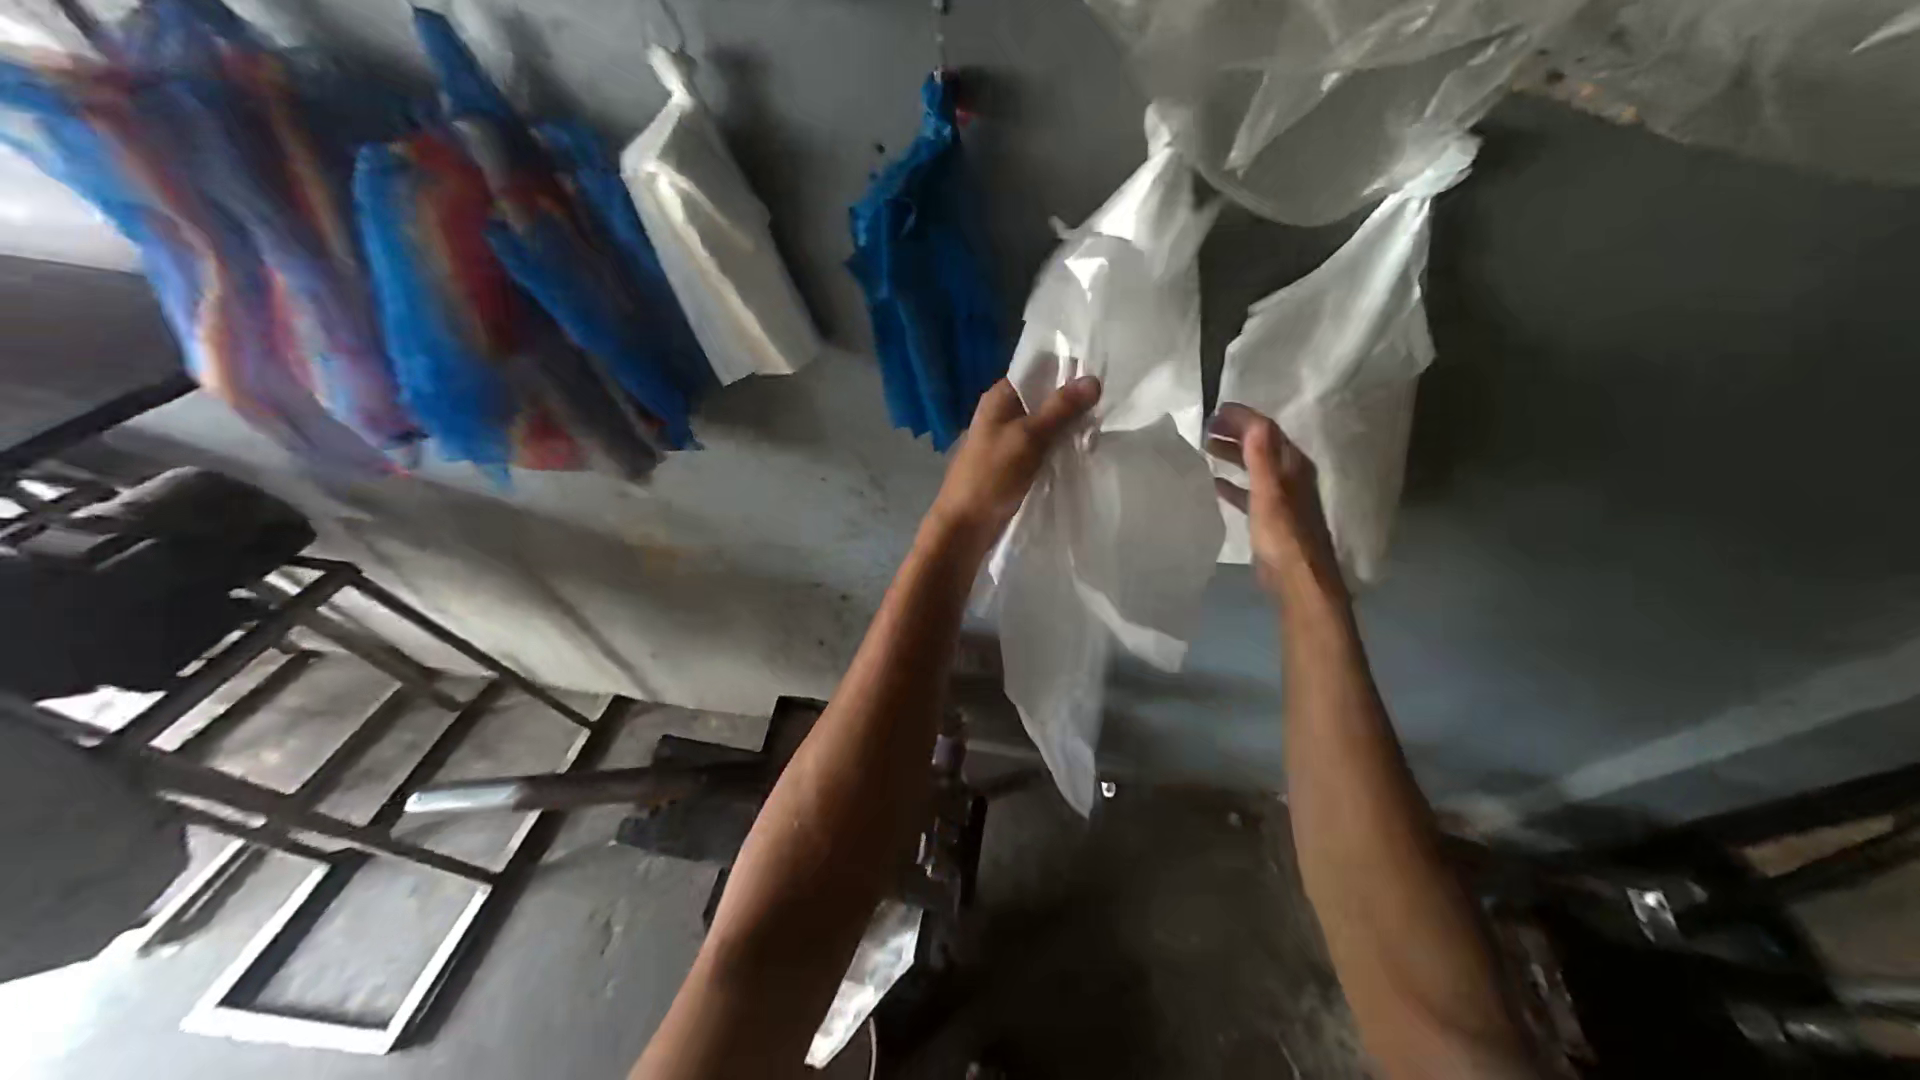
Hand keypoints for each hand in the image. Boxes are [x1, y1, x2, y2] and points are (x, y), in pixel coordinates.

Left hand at [927, 375, 1101, 548]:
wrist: (965, 526)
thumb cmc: (991, 477)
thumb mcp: (1028, 438)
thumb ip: (1060, 409)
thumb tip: (1093, 379)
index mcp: (1000, 398)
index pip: (1037, 370)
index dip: (1066, 370)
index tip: (1100, 376)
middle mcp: (1003, 413)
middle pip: (1044, 398)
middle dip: (1072, 403)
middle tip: (1106, 409)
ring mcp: (1008, 439)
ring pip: (1046, 425)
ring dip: (1069, 429)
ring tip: (1099, 431)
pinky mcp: (1015, 463)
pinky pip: (1044, 448)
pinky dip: (1060, 449)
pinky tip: (1082, 453)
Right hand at [1207, 403, 1344, 600]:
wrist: (1297, 578)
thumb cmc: (1282, 535)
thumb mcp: (1270, 491)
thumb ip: (1261, 456)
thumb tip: (1250, 419)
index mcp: (1292, 465)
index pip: (1265, 429)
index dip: (1240, 417)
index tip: (1212, 411)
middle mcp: (1289, 475)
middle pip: (1260, 444)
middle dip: (1234, 432)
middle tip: (1204, 428)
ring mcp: (1280, 496)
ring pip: (1254, 465)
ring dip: (1232, 453)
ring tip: (1206, 448)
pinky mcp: (1269, 516)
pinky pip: (1248, 489)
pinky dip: (1232, 482)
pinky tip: (1214, 484)